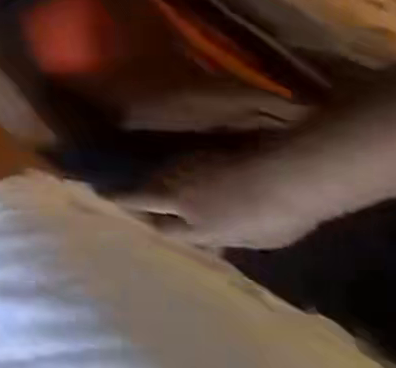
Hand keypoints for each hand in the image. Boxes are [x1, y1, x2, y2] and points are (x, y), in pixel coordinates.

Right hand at [118, 155, 327, 249]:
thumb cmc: (275, 217)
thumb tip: (203, 241)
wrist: (285, 174)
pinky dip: (162, 175)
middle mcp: (176, 192)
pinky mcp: (191, 154)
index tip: (128, 218)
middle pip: (142, 196)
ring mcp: (181, 169)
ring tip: (140, 189)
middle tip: (110, 196)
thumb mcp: (249, 240)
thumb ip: (218, 238)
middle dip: (125, 198)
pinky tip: (169, 177)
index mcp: (190, 219)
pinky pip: (168, 168)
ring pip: (153, 178)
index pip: (156, 224)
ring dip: (144, 185)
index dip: (144, 222)